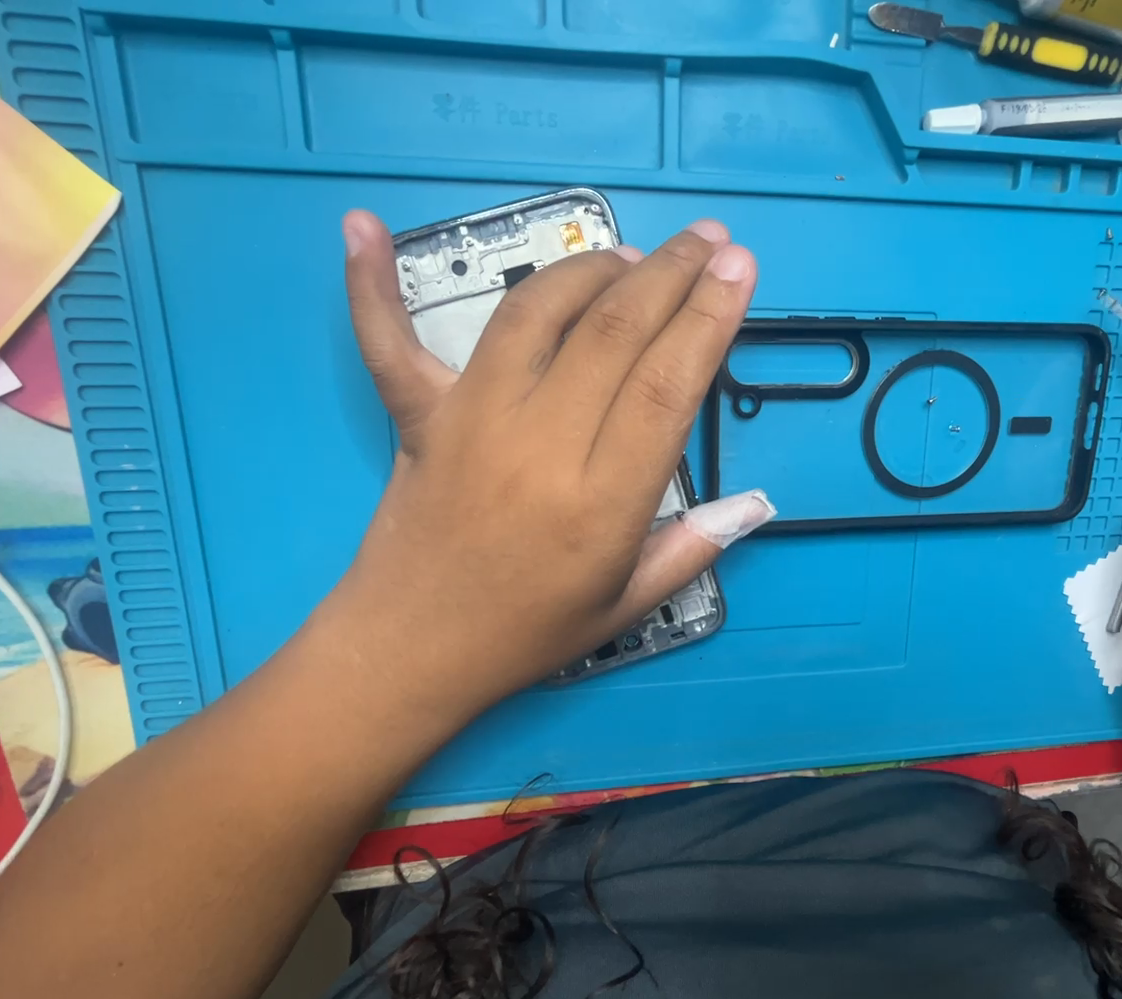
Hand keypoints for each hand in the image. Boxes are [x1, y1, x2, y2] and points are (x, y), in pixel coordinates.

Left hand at [323, 211, 771, 717]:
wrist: (413, 649)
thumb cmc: (527, 633)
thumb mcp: (626, 606)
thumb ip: (694, 548)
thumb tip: (759, 503)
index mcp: (600, 502)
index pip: (668, 385)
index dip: (710, 318)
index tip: (739, 270)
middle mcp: (538, 445)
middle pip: (613, 331)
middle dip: (671, 273)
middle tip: (708, 241)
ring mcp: (471, 421)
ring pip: (532, 312)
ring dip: (588, 267)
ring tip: (631, 254)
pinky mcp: (419, 415)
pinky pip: (389, 341)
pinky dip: (372, 285)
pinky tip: (362, 225)